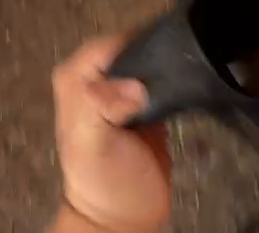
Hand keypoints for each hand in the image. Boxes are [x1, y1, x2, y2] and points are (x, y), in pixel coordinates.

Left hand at [53, 35, 170, 232]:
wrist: (124, 219)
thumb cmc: (103, 182)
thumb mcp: (92, 143)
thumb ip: (101, 106)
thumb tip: (134, 86)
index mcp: (75, 78)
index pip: (106, 44)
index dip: (131, 47)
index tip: (158, 57)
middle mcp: (95, 77)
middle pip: (128, 45)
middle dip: (150, 52)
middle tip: (174, 64)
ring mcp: (120, 89)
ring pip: (145, 58)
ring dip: (162, 64)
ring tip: (181, 73)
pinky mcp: (145, 102)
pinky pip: (158, 78)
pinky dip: (170, 79)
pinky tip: (183, 83)